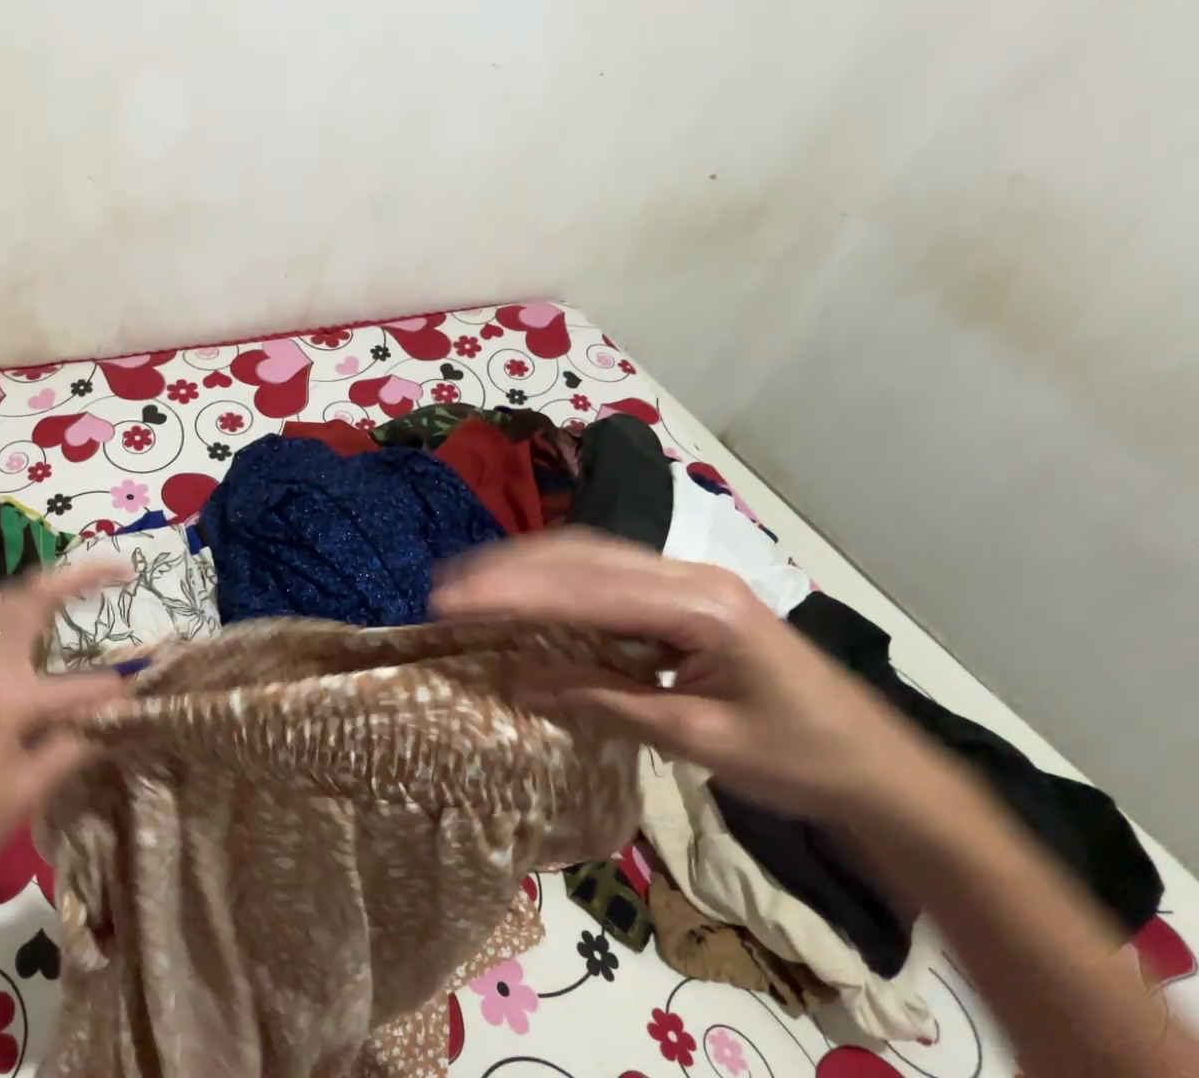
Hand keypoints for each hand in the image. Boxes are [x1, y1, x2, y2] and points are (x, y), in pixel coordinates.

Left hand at [0, 563, 130, 904]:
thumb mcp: (25, 796)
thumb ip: (72, 748)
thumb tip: (113, 719)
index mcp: (6, 699)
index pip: (80, 685)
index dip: (117, 689)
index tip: (147, 690)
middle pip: (30, 602)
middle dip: (77, 578)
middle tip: (118, 569)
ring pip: (0, 608)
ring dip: (41, 590)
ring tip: (76, 587)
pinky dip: (11, 615)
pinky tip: (25, 632)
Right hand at [432, 532, 950, 820]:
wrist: (875, 767)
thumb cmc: (796, 757)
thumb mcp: (696, 736)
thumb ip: (604, 700)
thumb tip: (516, 680)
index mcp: (701, 608)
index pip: (589, 589)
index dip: (516, 593)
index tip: (454, 600)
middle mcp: (692, 579)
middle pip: (585, 556)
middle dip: (511, 570)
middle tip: (447, 588)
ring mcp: (690, 583)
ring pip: (594, 558)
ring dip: (529, 568)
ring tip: (471, 584)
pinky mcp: (686, 600)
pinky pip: (610, 578)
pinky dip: (559, 584)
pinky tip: (527, 596)